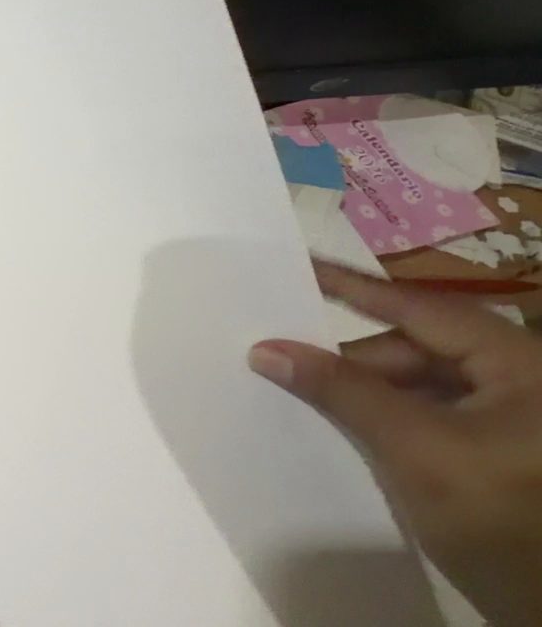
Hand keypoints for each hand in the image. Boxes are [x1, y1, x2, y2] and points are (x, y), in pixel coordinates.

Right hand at [250, 263, 541, 626]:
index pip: (421, 307)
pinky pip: (440, 414)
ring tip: (312, 399)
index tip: (295, 266)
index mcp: (525, 366)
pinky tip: (354, 427)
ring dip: (370, 389)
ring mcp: (525, 421)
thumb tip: (265, 349)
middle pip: (421, 347)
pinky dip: (393, 414)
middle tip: (287, 362)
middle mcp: (530, 382)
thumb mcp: (415, 448)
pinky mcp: (515, 454)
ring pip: (427, 383)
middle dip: (355, 357)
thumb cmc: (506, 514)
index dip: (353, 286)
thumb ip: (340, 390)